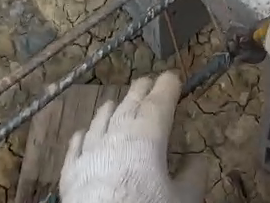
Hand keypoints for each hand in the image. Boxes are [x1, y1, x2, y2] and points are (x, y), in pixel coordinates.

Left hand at [59, 72, 207, 202]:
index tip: (174, 78)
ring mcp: (90, 150)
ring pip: (102, 117)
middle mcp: (117, 132)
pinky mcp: (70, 171)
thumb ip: (193, 176)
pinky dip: (84, 135)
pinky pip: (77, 144)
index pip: (160, 98)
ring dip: (113, 108)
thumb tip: (199, 160)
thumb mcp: (183, 200)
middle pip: (130, 102)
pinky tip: (83, 134)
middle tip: (150, 83)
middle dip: (142, 90)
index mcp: (148, 134)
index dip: (168, 85)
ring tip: (117, 103)